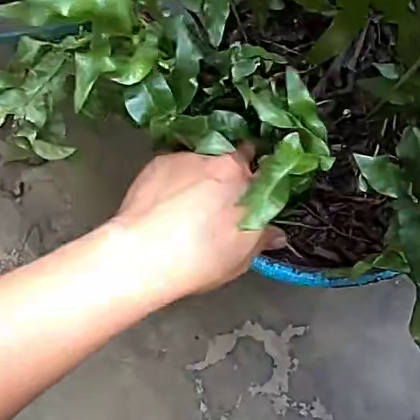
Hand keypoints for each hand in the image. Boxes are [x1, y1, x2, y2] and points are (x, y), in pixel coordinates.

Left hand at [104, 146, 281, 299]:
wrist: (145, 254)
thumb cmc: (198, 261)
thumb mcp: (239, 259)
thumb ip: (260, 240)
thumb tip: (273, 234)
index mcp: (251, 187)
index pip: (268, 173)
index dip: (260, 182)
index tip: (253, 193)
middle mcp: (225, 164)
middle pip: (236, 158)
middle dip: (231, 173)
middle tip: (220, 198)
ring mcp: (192, 158)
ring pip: (203, 161)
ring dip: (200, 175)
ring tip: (187, 203)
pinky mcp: (162, 160)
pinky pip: (175, 165)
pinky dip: (174, 178)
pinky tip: (165, 201)